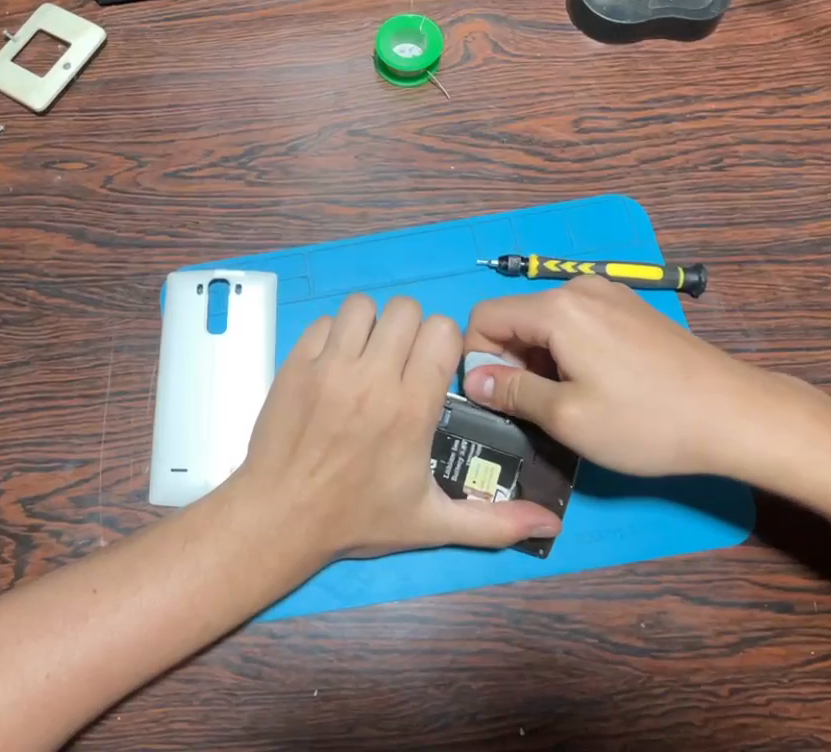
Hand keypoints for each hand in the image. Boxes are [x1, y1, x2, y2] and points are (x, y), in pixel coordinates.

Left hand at [228, 294, 562, 560]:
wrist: (281, 515)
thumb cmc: (357, 518)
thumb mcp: (431, 524)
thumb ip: (493, 521)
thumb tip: (550, 524)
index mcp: (411, 406)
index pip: (441, 331)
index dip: (444, 345)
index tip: (435, 370)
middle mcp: (373, 376)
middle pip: (404, 309)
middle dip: (410, 331)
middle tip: (401, 363)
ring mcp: (330, 365)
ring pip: (361, 306)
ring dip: (371, 326)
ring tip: (368, 357)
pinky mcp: (296, 362)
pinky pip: (324, 322)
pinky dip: (334, 336)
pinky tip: (335, 365)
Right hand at [460, 276, 821, 479]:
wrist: (738, 416)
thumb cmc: (646, 421)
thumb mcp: (566, 417)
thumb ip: (511, 393)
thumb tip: (472, 379)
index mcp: (556, 308)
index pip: (484, 317)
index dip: (477, 358)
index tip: (497, 398)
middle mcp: (578, 288)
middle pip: (515, 317)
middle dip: (510, 360)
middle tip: (532, 408)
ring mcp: (609, 295)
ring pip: (545, 321)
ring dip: (539, 359)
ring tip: (566, 402)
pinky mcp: (631, 309)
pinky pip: (575, 322)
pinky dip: (566, 351)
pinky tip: (595, 385)